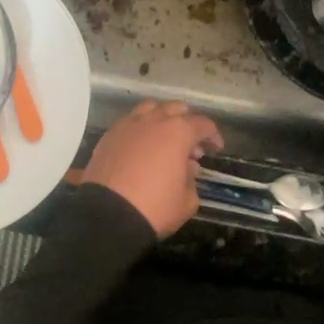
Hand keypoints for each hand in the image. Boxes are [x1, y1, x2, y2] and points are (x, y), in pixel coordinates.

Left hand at [82, 100, 222, 237]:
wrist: (108, 215)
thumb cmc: (154, 207)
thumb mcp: (187, 201)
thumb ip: (192, 179)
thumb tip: (187, 167)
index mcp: (178, 132)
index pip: (203, 125)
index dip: (213, 136)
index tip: (216, 149)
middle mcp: (154, 121)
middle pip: (177, 109)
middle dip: (189, 122)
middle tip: (192, 144)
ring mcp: (129, 125)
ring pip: (151, 108)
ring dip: (163, 118)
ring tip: (166, 137)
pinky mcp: (109, 135)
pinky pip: (130, 121)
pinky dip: (141, 127)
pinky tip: (142, 145)